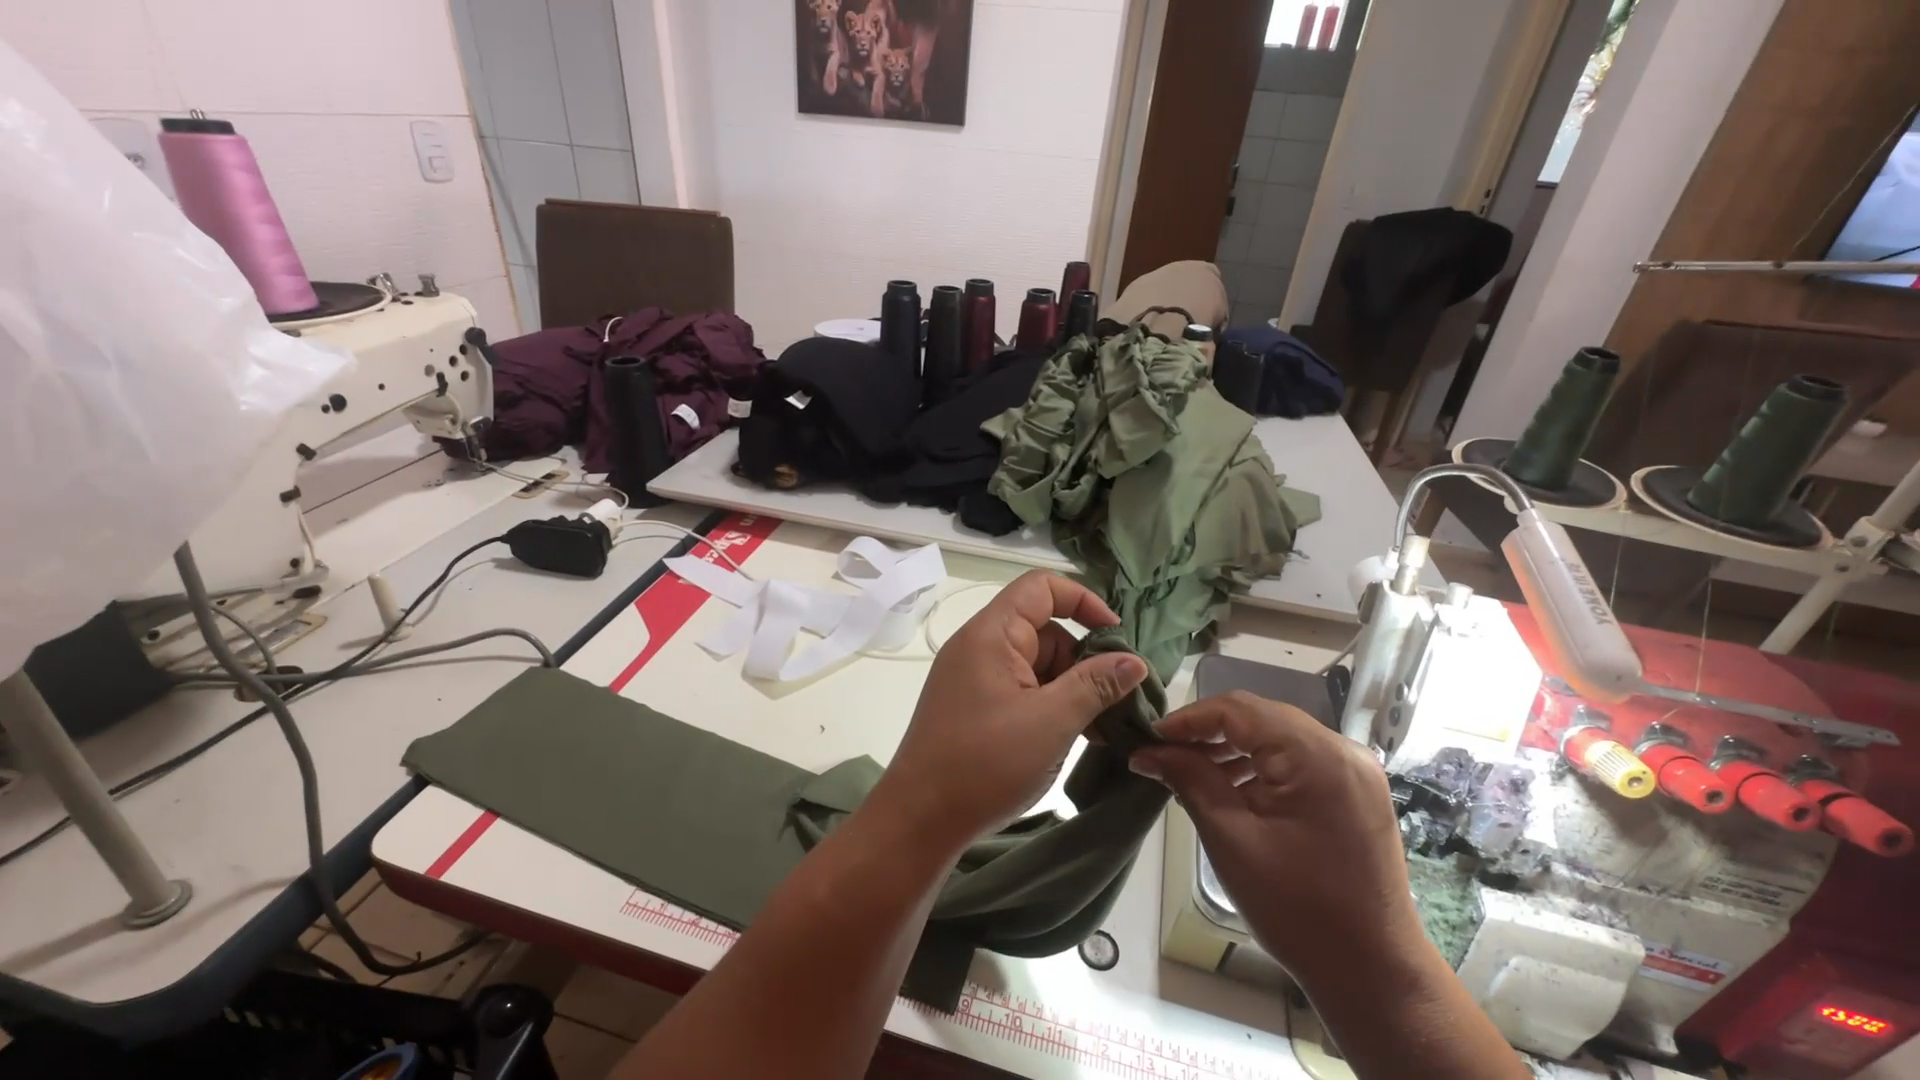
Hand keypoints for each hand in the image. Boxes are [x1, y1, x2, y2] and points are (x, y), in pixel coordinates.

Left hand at [870, 571, 1148, 851]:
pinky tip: (1074, 738)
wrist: (919, 820)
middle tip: (1118, 703)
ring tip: (1101, 730)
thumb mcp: (1051, 722)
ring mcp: (974, 680)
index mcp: (991, 635)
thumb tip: (1133, 660)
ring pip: (1036, 666)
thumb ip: (1095, 685)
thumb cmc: (984, 764)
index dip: (1083, 601)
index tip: (1116, 639)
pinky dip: (1049, 708)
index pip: (1041, 588)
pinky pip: (1021, 692)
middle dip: (1084, 661)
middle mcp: (979, 648)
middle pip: (1044, 631)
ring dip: (1071, 691)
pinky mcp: (973, 709)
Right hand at [1130, 692, 1419, 979]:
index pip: (1239, 710)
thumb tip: (1147, 750)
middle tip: (1163, 755)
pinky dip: (1261, 767)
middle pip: (1261, 718)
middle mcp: (1343, 750)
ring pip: (1279, 738)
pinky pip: (1299, 760)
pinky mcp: (1357, 792)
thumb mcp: (1231, 839)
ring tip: (1190, 775)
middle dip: (1208, 732)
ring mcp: (1356, 770)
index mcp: (1317, 755)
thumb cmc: (1296, 908)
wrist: (1371, 970)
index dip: (1189, 719)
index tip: (1148, 739)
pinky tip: (1232, 790)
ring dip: (1233, 749)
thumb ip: (1190, 780)